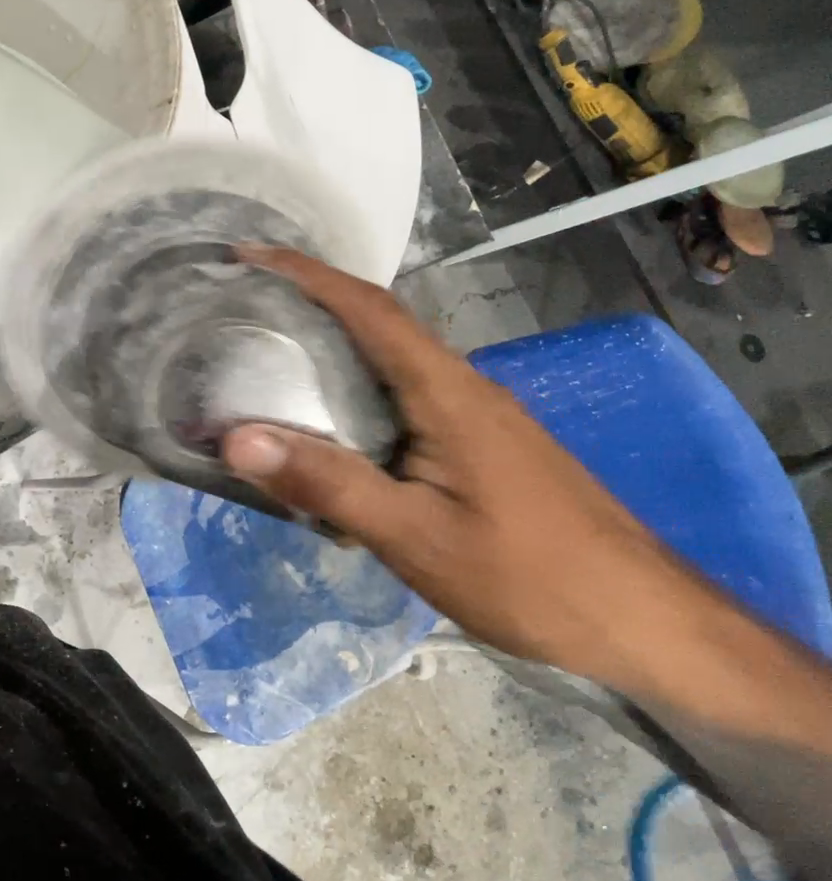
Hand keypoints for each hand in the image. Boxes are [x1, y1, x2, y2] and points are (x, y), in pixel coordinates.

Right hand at [217, 246, 704, 682]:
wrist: (645, 625)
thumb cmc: (529, 577)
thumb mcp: (414, 536)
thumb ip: (326, 484)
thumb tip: (235, 439)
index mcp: (448, 394)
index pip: (370, 311)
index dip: (306, 274)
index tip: (247, 255)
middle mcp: (462, 390)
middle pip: (376, 327)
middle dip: (306, 305)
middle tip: (237, 310)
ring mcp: (474, 419)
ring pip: (387, 366)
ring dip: (326, 351)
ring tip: (260, 362)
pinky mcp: (476, 448)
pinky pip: (398, 402)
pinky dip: (348, 396)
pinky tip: (320, 431)